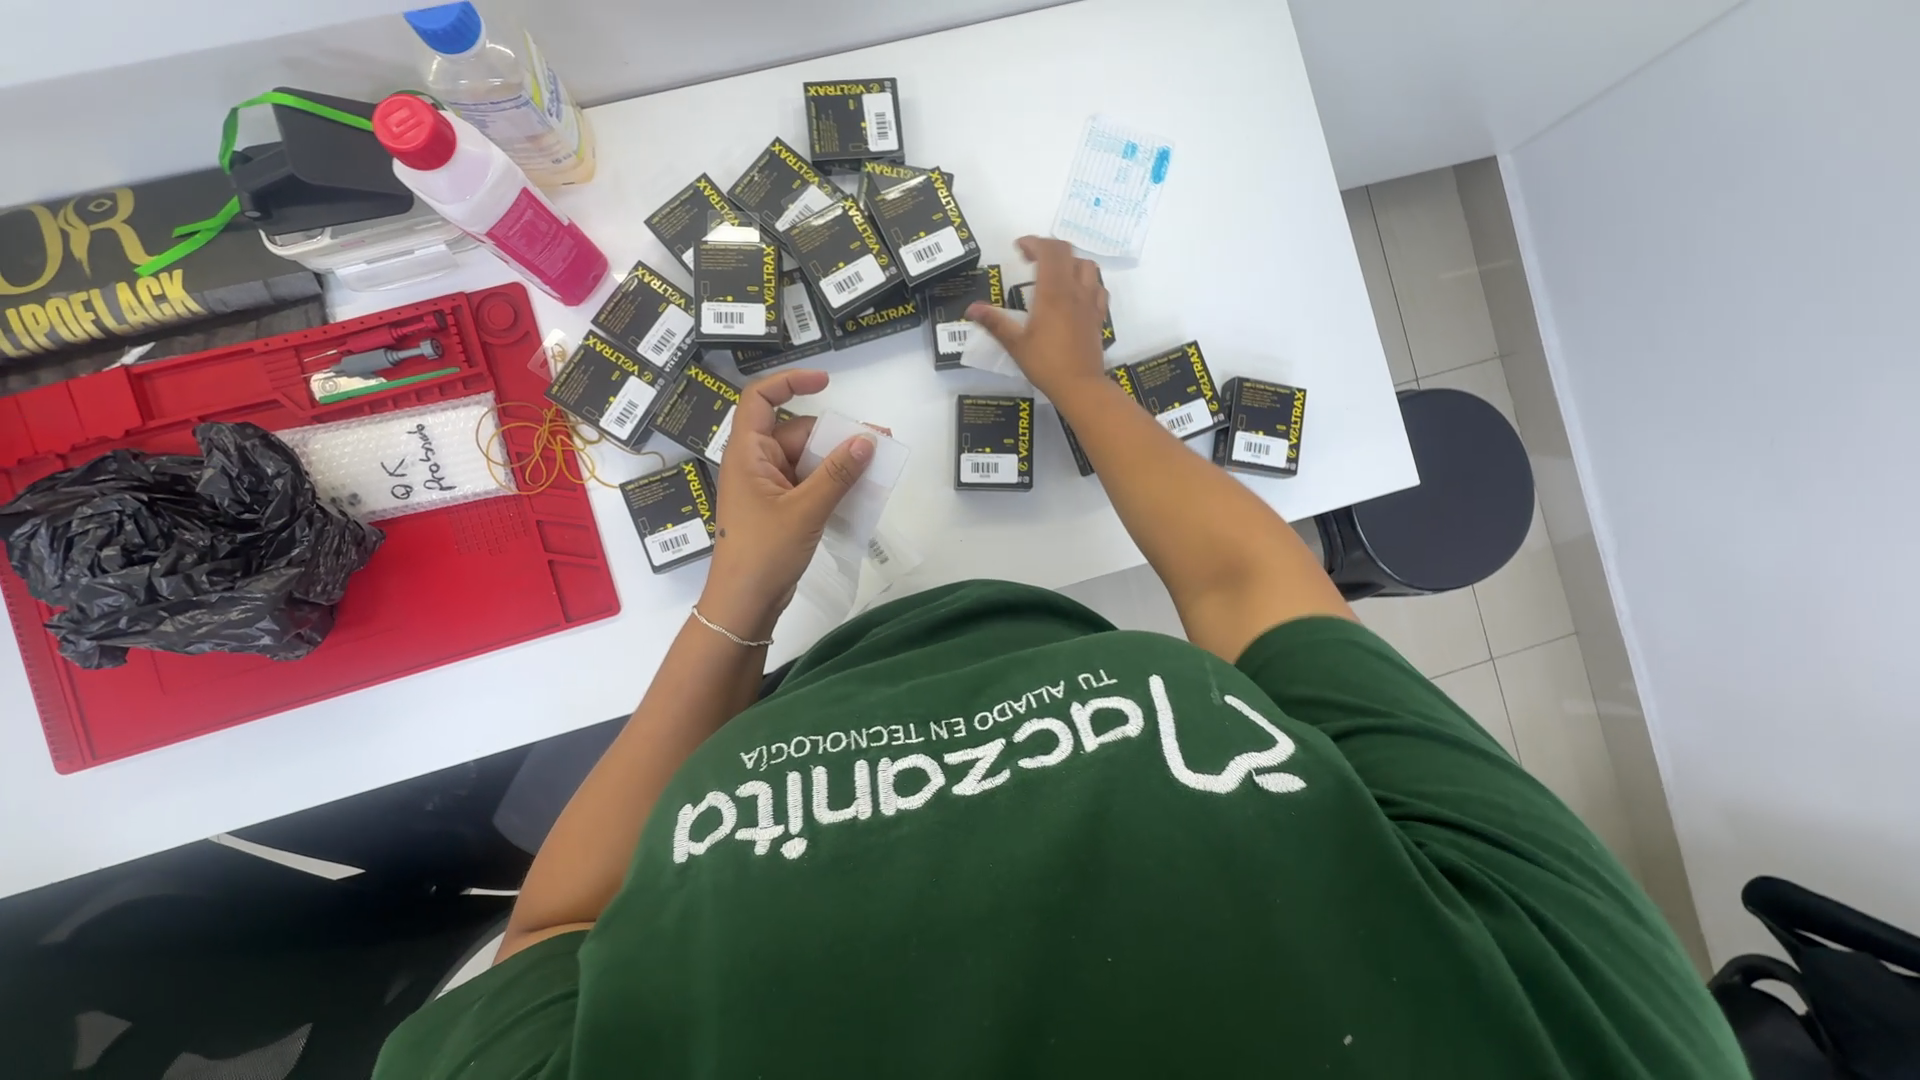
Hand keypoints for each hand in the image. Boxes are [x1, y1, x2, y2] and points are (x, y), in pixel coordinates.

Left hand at [700, 370, 874, 639]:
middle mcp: (756, 464)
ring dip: (839, 462)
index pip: (760, 399)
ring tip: (878, 467)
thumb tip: (867, 440)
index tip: (826, 382)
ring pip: (808, 461)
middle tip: (879, 442)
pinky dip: (833, 484)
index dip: (791, 382)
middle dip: (836, 435)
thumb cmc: (763, 552)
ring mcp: (769, 488)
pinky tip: (862, 491)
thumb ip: (838, 474)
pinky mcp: (781, 509)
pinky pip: (810, 484)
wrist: (745, 603)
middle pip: (797, 432)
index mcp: (747, 453)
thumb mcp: (805, 510)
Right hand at [967, 235, 1108, 397]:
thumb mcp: (1015, 344)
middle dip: (1048, 248)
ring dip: (1070, 261)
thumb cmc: (1045, 365)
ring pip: (1087, 266)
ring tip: (1055, 273)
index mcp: (1052, 293)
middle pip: (1067, 252)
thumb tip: (971, 309)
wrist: (1080, 386)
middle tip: (1032, 259)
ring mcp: (1090, 302)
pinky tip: (1077, 293)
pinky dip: (1087, 282)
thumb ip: (994, 323)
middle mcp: (1074, 291)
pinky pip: (1098, 288)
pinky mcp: (1098, 316)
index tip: (1019, 249)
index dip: (1033, 243)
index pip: (1048, 251)